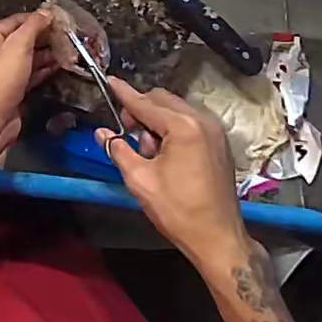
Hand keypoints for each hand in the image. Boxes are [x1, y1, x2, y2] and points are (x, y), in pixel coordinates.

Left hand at [0, 11, 54, 153]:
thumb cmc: (0, 80)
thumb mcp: (18, 45)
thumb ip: (33, 26)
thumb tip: (46, 13)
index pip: (14, 21)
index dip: (35, 19)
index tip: (55, 18)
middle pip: (20, 39)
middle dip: (43, 37)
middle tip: (64, 35)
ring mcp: (1, 72)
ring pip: (26, 57)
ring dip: (46, 53)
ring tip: (66, 49)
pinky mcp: (11, 88)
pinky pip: (29, 73)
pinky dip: (43, 69)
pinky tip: (58, 65)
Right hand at [96, 78, 250, 268]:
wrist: (219, 241)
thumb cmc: (178, 210)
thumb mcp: (140, 180)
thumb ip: (118, 149)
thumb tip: (102, 133)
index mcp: (183, 128)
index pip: (145, 103)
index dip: (124, 93)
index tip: (109, 80)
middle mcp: (202, 121)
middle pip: (162, 99)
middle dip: (140, 109)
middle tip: (126, 130)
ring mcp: (215, 131)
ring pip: (175, 108)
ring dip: (156, 119)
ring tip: (148, 149)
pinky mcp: (219, 142)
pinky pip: (188, 120)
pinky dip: (172, 126)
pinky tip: (164, 151)